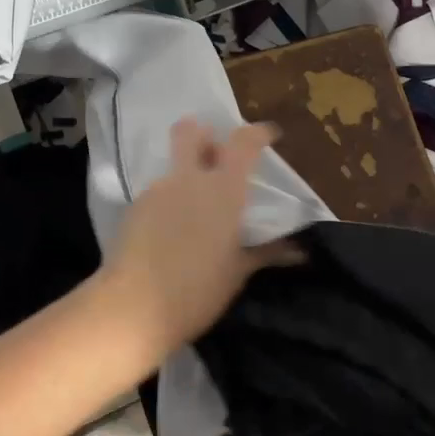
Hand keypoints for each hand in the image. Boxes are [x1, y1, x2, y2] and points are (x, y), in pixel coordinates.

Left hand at [101, 118, 302, 350]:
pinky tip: (172, 230)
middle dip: (203, 134)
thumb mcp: (238, 272)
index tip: (269, 135)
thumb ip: (266, 253)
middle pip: (190, 132)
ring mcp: (157, 189)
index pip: (242, 143)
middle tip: (215, 154)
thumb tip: (299, 249)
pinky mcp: (135, 205)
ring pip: (173, 166)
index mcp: (222, 190)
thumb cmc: (198, 289)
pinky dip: (169, 201)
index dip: (257, 133)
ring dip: (186, 176)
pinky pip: (158, 191)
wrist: (135, 303)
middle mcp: (188, 180)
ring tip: (196, 210)